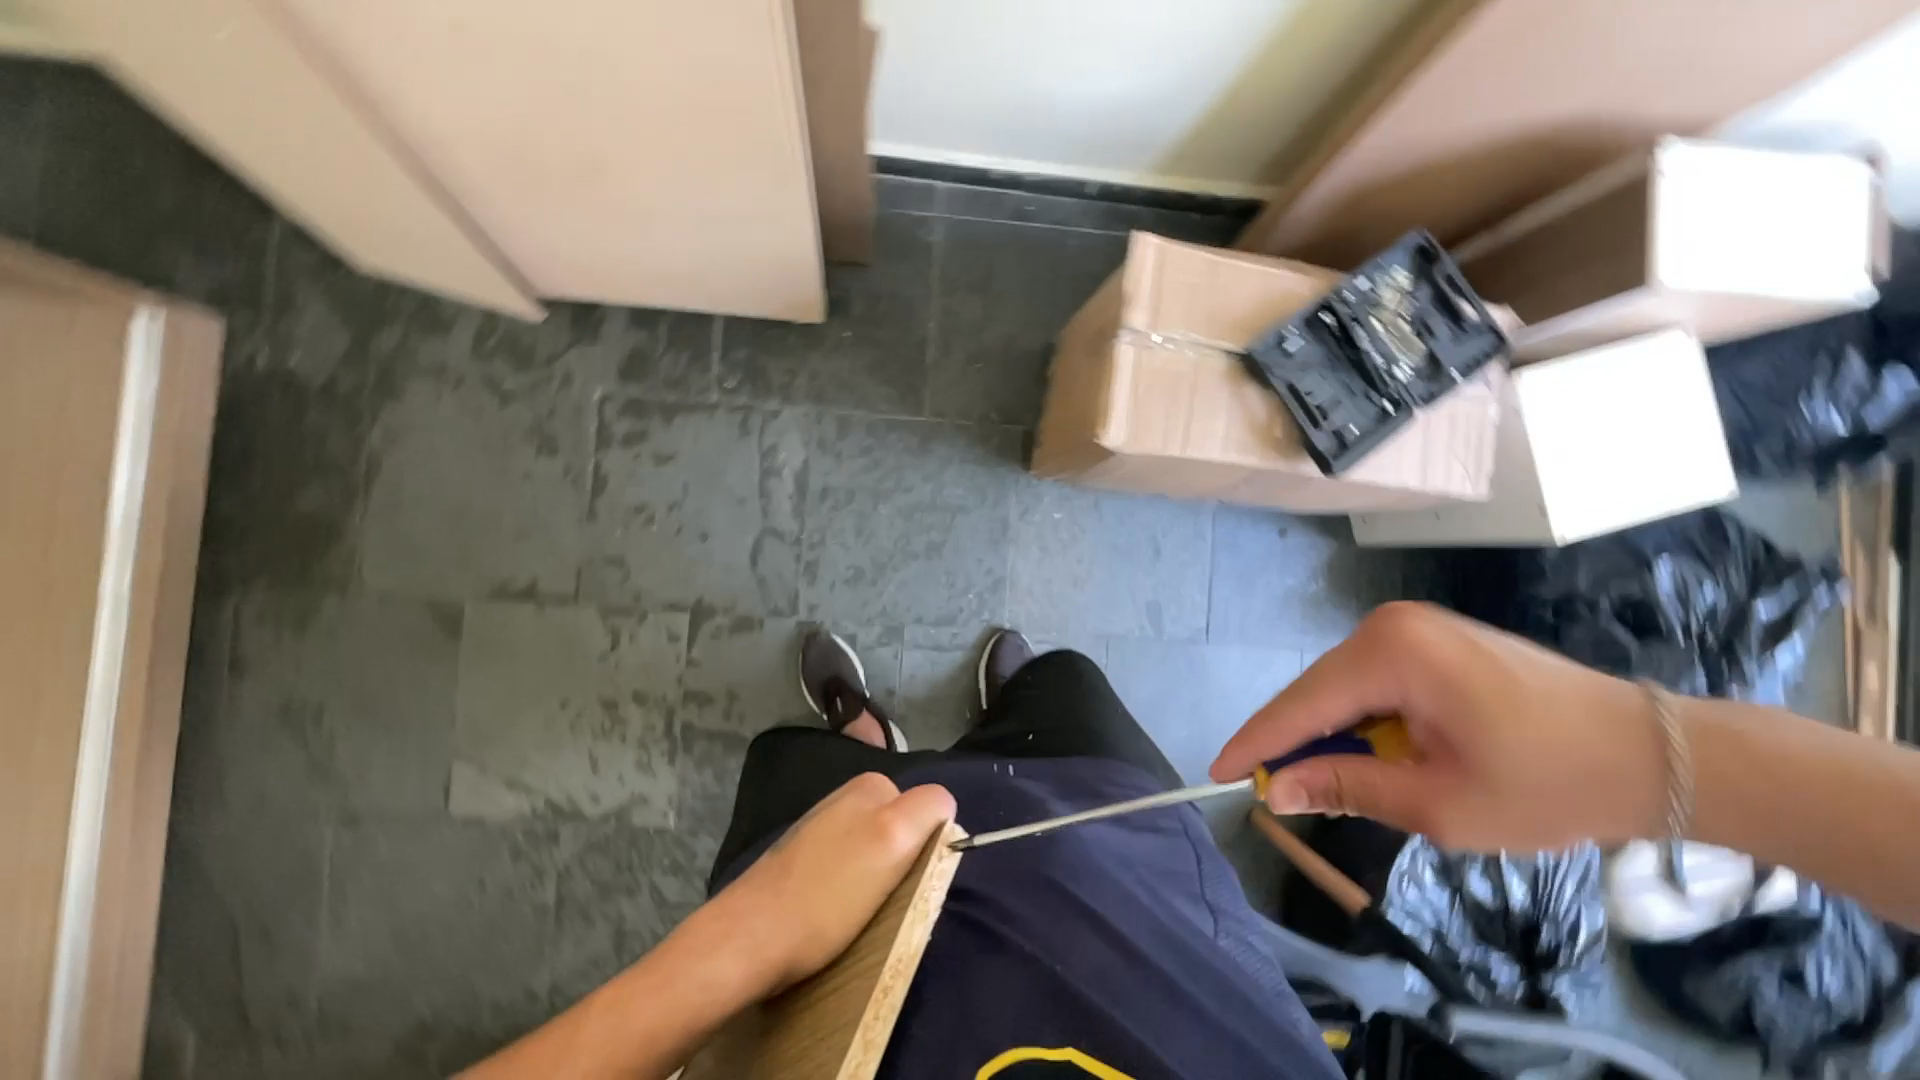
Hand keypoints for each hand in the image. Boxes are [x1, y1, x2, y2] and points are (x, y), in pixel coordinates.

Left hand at [706, 773, 955, 992]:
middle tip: (890, 892)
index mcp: (873, 788)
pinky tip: (834, 903)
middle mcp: (849, 795)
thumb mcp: (891, 843)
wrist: (749, 938)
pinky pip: (847, 854)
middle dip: (904, 850)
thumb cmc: (827, 901)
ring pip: (875, 839)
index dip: (931, 841)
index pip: (933, 805)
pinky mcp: (803, 849)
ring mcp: (823, 822)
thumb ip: (926, 810)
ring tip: (860, 904)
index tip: (915, 877)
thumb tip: (943, 806)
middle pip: (904, 820)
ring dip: (877, 866)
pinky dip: (849, 874)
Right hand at [1210, 602, 1668, 851]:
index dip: (1258, 743)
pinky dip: (1364, 722)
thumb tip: (1278, 789)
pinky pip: (1374, 682)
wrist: (1655, 755)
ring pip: (1343, 689)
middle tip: (1275, 794)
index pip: (1300, 704)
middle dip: (1296, 743)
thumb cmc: (1548, 784)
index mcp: (1389, 652)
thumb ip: (1346, 787)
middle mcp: (1392, 626)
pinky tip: (1376, 755)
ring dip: (1335, 735)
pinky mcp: (1436, 641)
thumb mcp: (1437, 804)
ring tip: (1338, 783)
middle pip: (1317, 692)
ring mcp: (1416, 627)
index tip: (1216, 772)